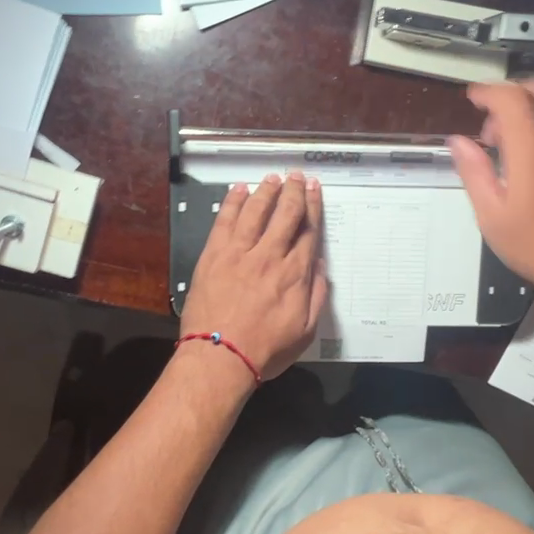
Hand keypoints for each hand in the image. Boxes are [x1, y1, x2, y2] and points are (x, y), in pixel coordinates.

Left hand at [179, 172, 329, 382]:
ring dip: (266, 191)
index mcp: (294, 274)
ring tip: (272, 178)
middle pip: (284, 214)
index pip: (307, 231)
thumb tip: (320, 266)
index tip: (314, 189)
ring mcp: (239, 252)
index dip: (312, 207)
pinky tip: (239, 190)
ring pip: (256, 211)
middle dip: (293, 191)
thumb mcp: (306, 331)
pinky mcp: (213, 255)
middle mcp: (269, 255)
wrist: (219, 357)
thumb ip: (317, 296)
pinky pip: (225, 220)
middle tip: (296, 176)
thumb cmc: (265, 350)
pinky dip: (233, 202)